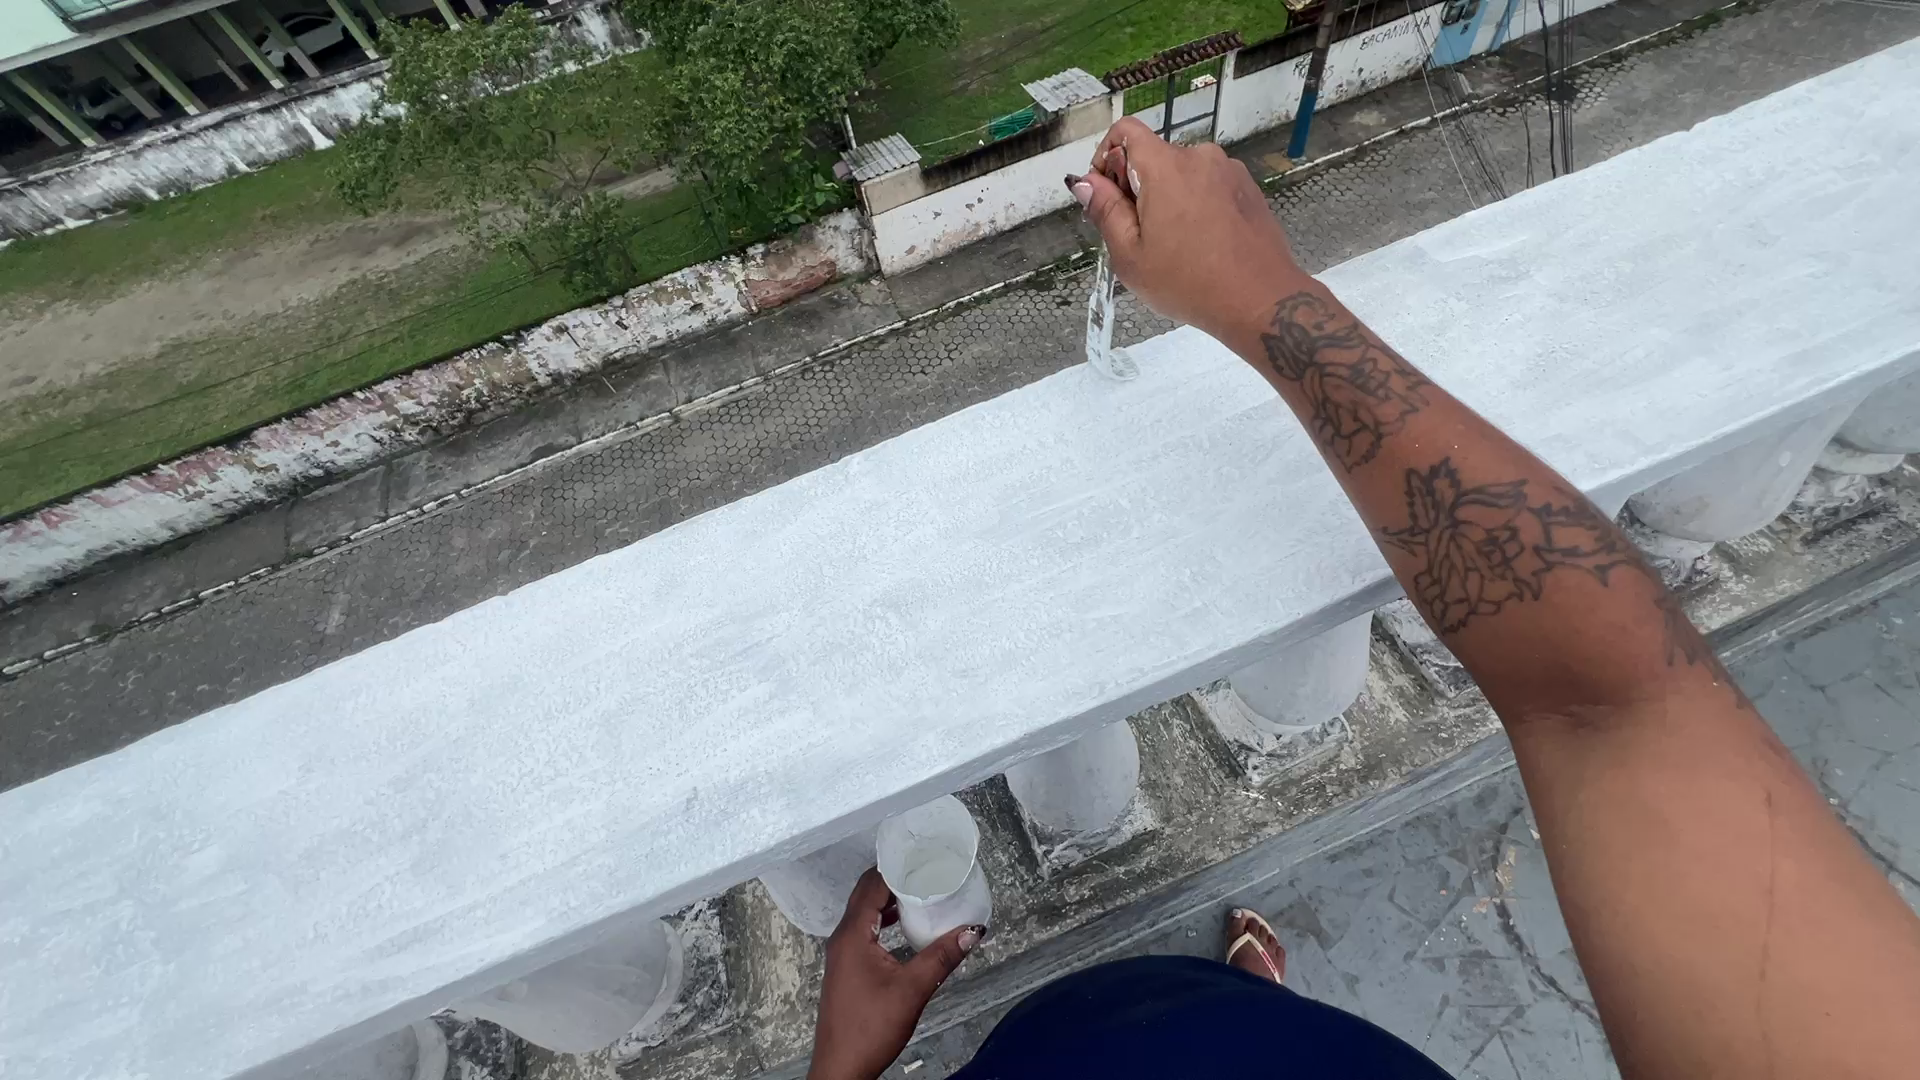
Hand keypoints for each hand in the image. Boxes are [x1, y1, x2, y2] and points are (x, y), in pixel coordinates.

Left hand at [806, 868, 982, 1079]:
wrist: (841, 1072)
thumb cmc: (871, 1028)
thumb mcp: (912, 990)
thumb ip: (942, 957)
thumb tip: (973, 931)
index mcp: (853, 933)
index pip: (873, 884)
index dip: (896, 866)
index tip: (922, 855)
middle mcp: (843, 936)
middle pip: (866, 892)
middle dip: (894, 877)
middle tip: (924, 866)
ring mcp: (842, 951)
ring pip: (864, 909)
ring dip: (888, 897)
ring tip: (919, 889)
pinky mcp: (846, 966)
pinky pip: (864, 926)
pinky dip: (883, 916)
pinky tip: (905, 923)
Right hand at [1068, 117, 1302, 343]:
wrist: (1257, 299)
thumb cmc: (1186, 282)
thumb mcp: (1130, 255)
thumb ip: (1105, 211)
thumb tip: (1084, 181)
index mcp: (1165, 167)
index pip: (1125, 132)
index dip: (1105, 160)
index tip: (1106, 200)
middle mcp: (1198, 156)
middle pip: (1153, 158)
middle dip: (1136, 190)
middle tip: (1137, 240)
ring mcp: (1227, 170)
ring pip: (1180, 175)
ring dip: (1165, 201)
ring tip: (1171, 248)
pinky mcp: (1246, 188)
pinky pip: (1206, 187)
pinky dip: (1193, 207)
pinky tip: (1198, 245)